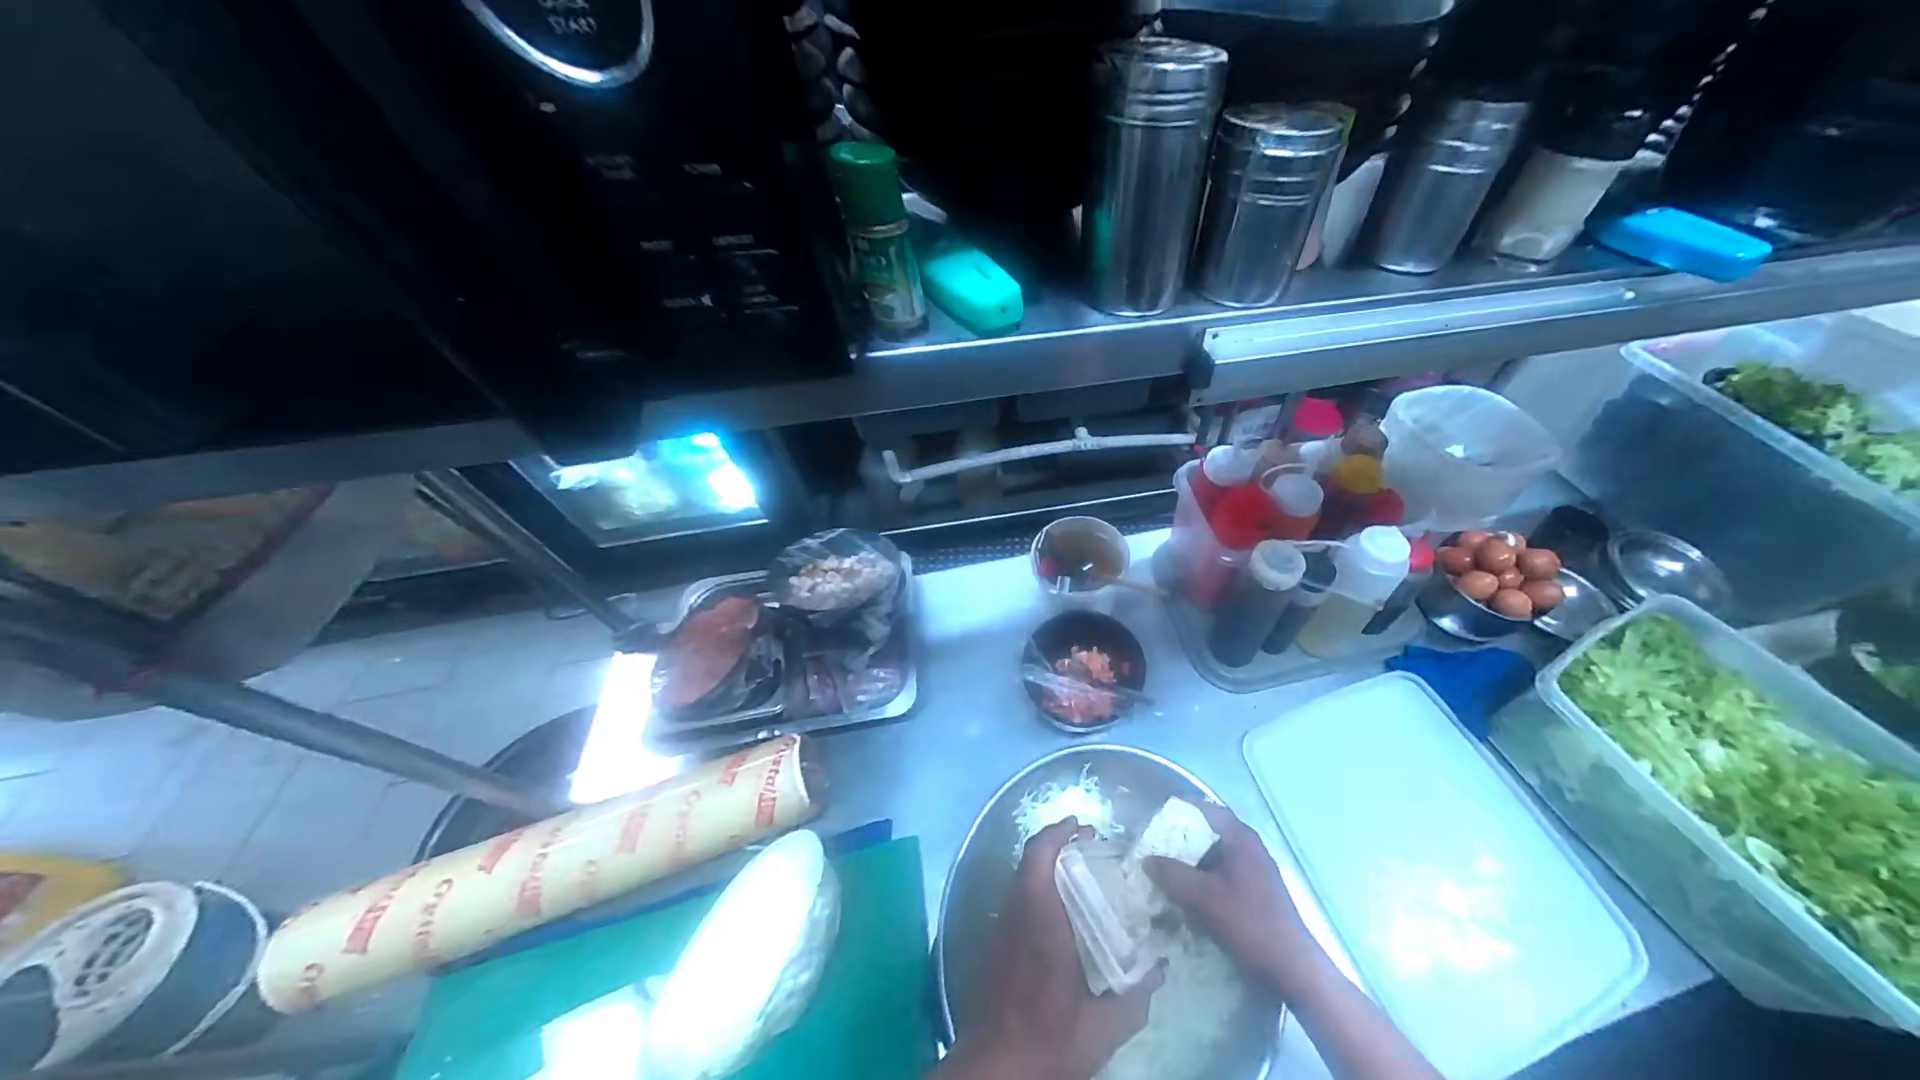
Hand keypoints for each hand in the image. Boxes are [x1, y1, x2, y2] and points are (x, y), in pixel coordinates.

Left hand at [950, 818, 1164, 1079]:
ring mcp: (1002, 928)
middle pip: (1030, 861)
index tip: (1081, 826)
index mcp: (1040, 920)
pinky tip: (1061, 914)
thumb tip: (1161, 970)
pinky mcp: (996, 944)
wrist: (994, 1066)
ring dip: (1046, 867)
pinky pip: (1016, 900)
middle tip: (1090, 847)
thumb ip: (1135, 997)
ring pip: (1021, 879)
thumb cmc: (1048, 1038)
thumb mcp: (1102, 1027)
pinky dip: (1037, 890)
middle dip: (1057, 845)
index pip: (1038, 856)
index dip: (1056, 833)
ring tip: (1080, 875)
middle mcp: (1016, 914)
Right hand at [1142, 800, 1325, 999]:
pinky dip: (1207, 873)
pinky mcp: (1259, 889)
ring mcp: (1258, 869)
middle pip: (1213, 830)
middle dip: (1185, 834)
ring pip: (1219, 853)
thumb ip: (1172, 875)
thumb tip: (1146, 859)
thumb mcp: (1202, 897)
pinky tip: (1192, 889)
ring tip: (1169, 864)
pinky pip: (1226, 870)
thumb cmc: (1248, 922)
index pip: (1208, 808)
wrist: (1292, 966)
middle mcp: (1252, 847)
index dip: (1184, 805)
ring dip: (1196, 857)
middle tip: (1159, 840)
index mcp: (1241, 839)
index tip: (1161, 809)